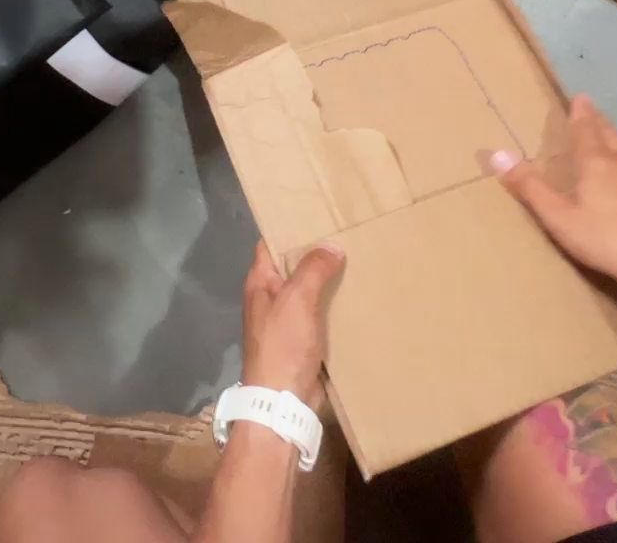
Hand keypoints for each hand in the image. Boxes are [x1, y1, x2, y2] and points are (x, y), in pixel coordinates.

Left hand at [240, 240, 344, 406]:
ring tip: (356, 261)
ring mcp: (285, 320)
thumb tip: (331, 246)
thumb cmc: (283, 344)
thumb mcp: (297, 299)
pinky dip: (333, 307)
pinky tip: (355, 298)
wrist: (283, 401)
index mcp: (260, 282)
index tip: (314, 215)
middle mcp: (269, 297)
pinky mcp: (301, 341)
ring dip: (327, 281)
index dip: (288, 228)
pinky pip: (318, 315)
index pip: (270, 244)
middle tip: (345, 235)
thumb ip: (312, 269)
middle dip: (315, 254)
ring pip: (307, 292)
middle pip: (292, 267)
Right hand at [491, 94, 616, 287]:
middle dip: (602, 125)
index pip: (585, 131)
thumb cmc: (604, 240)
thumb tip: (497, 154)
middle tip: (597, 115)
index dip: (581, 114)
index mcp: (596, 164)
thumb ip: (529, 186)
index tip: (581, 97)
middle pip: (613, 138)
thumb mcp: (557, 217)